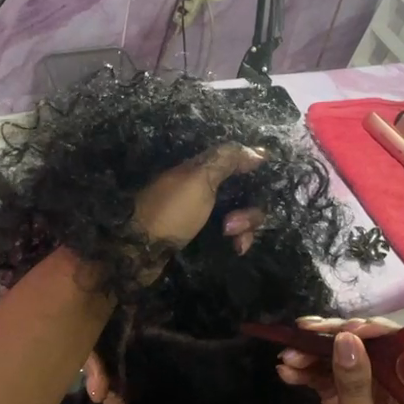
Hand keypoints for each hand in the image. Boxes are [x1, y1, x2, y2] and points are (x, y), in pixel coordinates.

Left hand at [132, 144, 265, 254]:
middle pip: (245, 194)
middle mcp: (205, 190)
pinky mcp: (203, 237)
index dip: (256, 174)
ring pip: (241, 216)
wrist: (137, 253)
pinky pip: (232, 235)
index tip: (265, 187)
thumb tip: (259, 150)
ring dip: (245, 227)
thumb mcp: (198, 179)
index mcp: (202, 170)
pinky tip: (236, 249)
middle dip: (250, 210)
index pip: (240, 163)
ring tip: (231, 238)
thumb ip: (227, 160)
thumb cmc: (169, 212)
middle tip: (231, 224)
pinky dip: (238, 240)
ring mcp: (204, 215)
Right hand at [279, 317, 403, 403]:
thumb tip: (347, 338)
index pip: (400, 351)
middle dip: (336, 338)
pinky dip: (304, 371)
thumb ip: (354, 384)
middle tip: (306, 330)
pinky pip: (322, 377)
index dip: (375, 333)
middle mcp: (390, 391)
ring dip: (312, 354)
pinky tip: (285, 371)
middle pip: (366, 349)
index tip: (347, 328)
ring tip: (287, 355)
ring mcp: (362, 396)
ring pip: (340, 360)